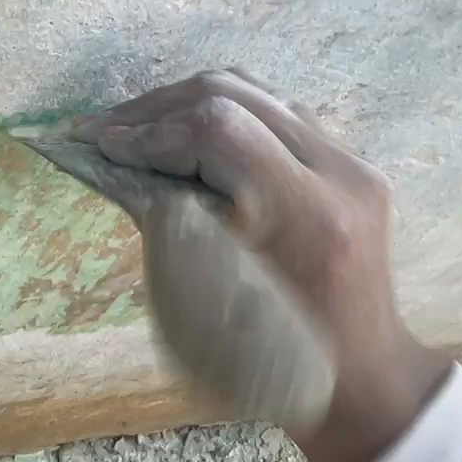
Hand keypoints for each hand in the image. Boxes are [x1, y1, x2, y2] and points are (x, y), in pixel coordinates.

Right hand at [74, 69, 452, 461]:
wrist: (361, 373)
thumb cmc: (276, 354)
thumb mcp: (207, 294)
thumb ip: (165, 218)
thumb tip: (113, 167)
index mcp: (308, 212)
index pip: (216, 132)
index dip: (148, 133)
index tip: (100, 146)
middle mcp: (339, 171)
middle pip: (230, 94)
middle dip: (154, 108)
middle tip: (103, 130)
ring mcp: (350, 159)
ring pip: (250, 88)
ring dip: (179, 102)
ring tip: (132, 124)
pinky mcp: (344, 159)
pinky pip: (268, 107)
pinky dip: (212, 110)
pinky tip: (177, 132)